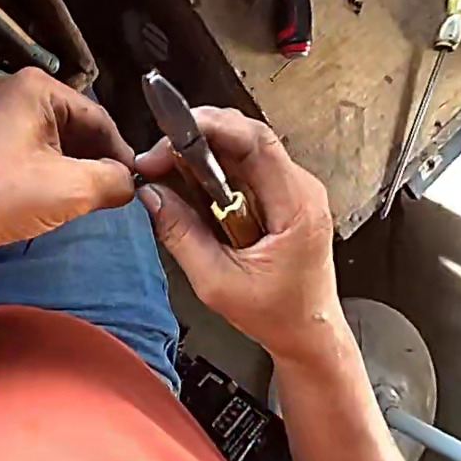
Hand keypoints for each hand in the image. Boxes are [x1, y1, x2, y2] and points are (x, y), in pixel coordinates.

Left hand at [0, 69, 136, 288]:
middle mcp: (18, 94)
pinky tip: (56, 201)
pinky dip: (52, 177)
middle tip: (108, 197)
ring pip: (60, 145)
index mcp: (36, 88)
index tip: (133, 185)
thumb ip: (114, 181)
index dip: (120, 154)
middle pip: (80, 129)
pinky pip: (37, 155)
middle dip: (95, 164)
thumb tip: (130, 183)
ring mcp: (1, 119)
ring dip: (75, 173)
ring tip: (82, 202)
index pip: (100, 118)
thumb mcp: (70, 190)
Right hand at [135, 107, 348, 368]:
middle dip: (198, 135)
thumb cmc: (277, 314)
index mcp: (296, 206)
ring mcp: (292, 188)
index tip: (170, 137)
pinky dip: (212, 165)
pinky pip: (243, 165)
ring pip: (243, 146)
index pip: (256, 142)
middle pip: (247, 135)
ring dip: (202, 150)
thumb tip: (152, 195)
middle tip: (158, 155)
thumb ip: (182, 235)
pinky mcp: (280, 194)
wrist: (309, 332)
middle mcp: (300, 188)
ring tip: (166, 166)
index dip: (211, 128)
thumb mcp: (218, 282)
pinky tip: (190, 179)